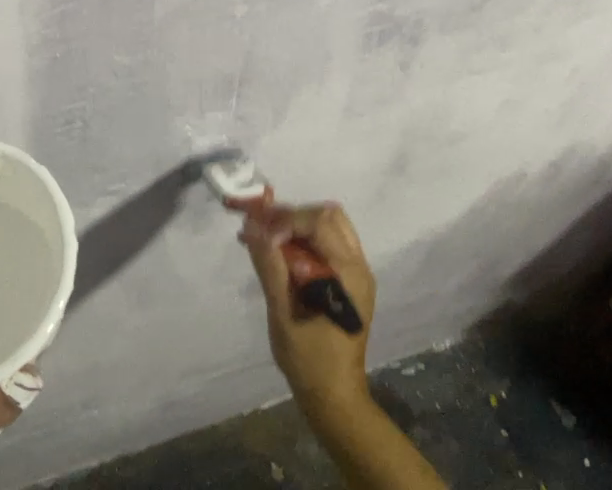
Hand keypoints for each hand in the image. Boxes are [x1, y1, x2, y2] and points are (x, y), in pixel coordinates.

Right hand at [240, 203, 376, 416]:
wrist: (334, 395)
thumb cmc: (308, 359)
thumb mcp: (282, 313)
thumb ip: (270, 267)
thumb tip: (252, 227)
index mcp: (348, 274)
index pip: (319, 223)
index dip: (285, 220)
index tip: (257, 232)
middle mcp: (359, 267)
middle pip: (328, 216)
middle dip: (292, 216)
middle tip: (260, 230)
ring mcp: (357, 273)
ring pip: (330, 226)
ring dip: (297, 225)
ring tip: (266, 239)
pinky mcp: (349, 281)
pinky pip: (329, 244)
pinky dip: (304, 239)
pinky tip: (278, 254)